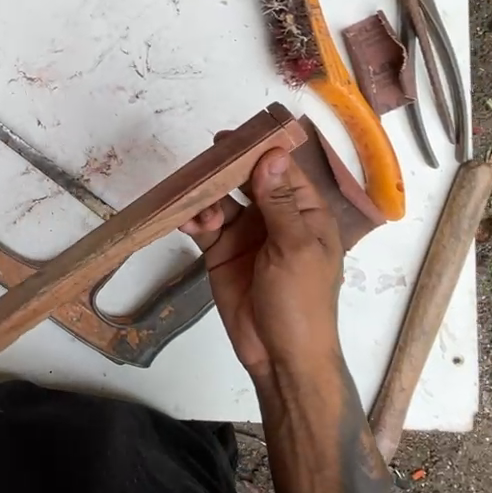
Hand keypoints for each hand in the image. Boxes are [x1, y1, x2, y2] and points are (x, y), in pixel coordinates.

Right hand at [181, 145, 345, 378]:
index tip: (233, 137)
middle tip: (203, 163)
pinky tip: (186, 223)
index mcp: (305, 214)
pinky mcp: (221, 252)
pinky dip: (193, 220)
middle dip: (225, 170)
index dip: (259, 151)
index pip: (281, 171)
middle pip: (246, 180)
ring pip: (221, 200)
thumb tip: (271, 155)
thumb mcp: (295, 249)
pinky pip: (204, 225)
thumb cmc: (302, 303)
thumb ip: (279, 202)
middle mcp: (275, 218)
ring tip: (200, 214)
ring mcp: (247, 235)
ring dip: (207, 199)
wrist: (279, 355)